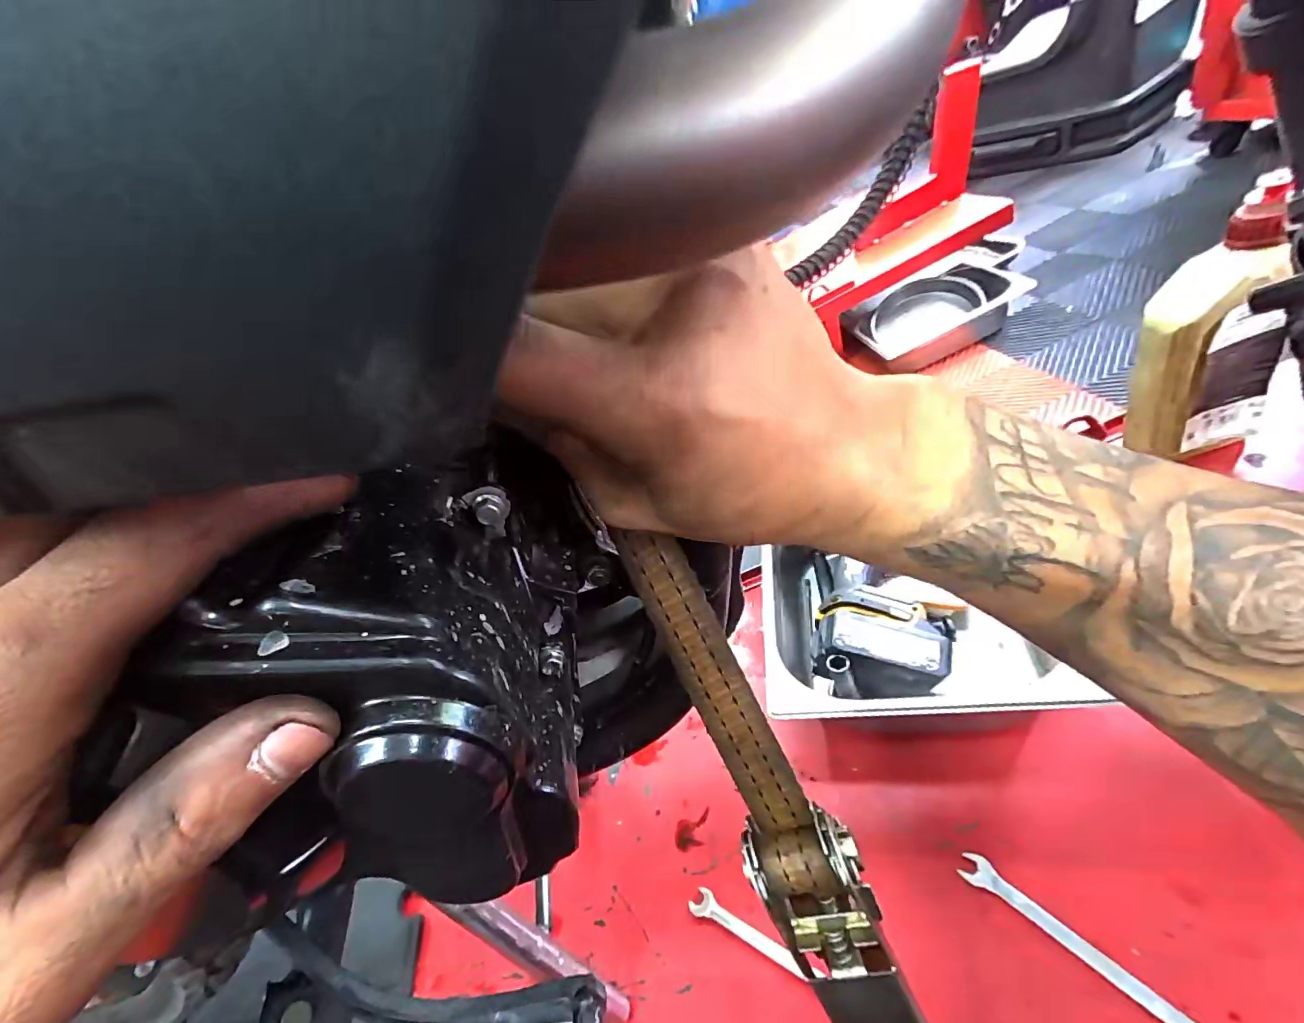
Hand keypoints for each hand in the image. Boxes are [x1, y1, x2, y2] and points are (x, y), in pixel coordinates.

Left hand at [0, 478, 350, 1022]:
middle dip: (178, 503)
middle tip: (232, 535)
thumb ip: (186, 820)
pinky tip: (4, 591)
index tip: (304, 484)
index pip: (148, 543)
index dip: (246, 500)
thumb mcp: (36, 952)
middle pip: (76, 499)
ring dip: (87, 519)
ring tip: (131, 573)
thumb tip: (295, 731)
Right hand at [500, 245, 973, 549]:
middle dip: (514, 321)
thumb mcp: (637, 501)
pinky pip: (630, 242)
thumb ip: (558, 445)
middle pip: (545, 292)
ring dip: (557, 293)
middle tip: (514, 350)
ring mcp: (710, 261)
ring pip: (582, 256)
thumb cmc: (748, 489)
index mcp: (657, 398)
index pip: (524, 356)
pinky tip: (615, 305)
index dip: (479, 363)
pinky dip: (603, 272)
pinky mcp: (729, 239)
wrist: (843, 448)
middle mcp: (682, 311)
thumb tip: (499, 394)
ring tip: (572, 332)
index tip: (460, 369)